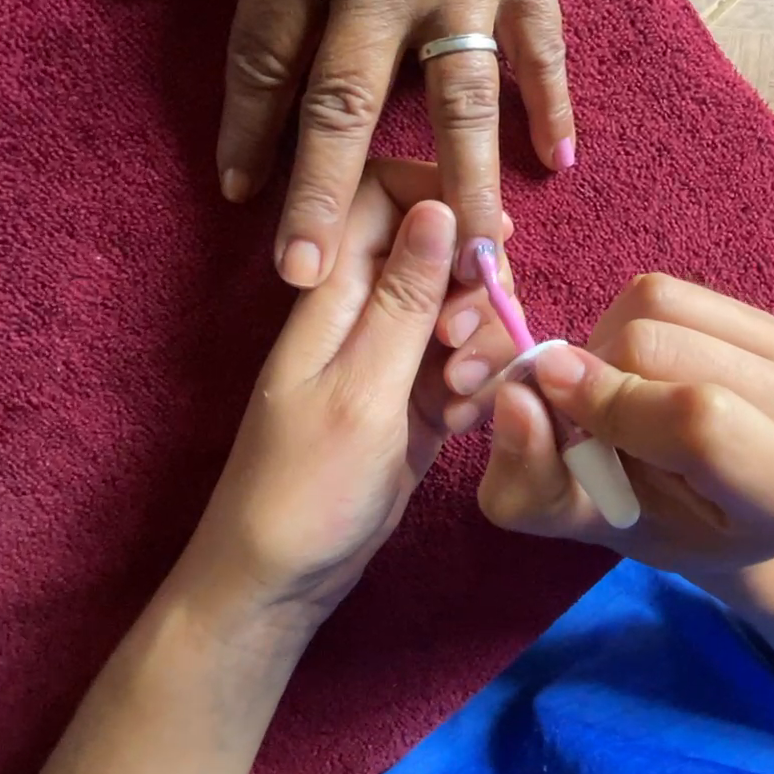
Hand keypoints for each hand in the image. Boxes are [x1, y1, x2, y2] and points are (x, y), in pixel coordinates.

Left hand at [122, 0, 591, 288]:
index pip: (262, 60)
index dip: (245, 133)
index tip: (237, 198)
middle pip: (345, 108)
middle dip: (325, 199)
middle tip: (311, 277)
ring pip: (455, 100)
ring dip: (457, 184)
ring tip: (466, 260)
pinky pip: (542, 46)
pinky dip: (552, 103)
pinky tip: (557, 160)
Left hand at [182, 162, 516, 617]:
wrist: (284, 578)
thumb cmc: (308, 485)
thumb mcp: (364, 388)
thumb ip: (405, 298)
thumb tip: (440, 208)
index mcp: (334, 290)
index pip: (383, 196)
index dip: (441, 200)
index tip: (488, 239)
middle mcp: (365, 310)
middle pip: (439, 251)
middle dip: (471, 286)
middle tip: (462, 343)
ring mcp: (392, 354)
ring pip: (460, 308)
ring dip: (478, 344)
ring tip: (458, 398)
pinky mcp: (415, 394)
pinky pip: (463, 361)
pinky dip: (473, 385)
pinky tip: (458, 425)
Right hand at [451, 274, 773, 577]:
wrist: (737, 509)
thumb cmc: (666, 528)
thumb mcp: (589, 526)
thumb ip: (535, 481)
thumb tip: (517, 393)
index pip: (700, 421)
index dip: (614, 400)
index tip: (550, 393)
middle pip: (665, 347)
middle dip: (599, 374)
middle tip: (595, 418)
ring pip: (665, 305)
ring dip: (612, 342)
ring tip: (627, 392)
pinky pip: (678, 291)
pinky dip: (636, 321)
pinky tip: (654, 367)